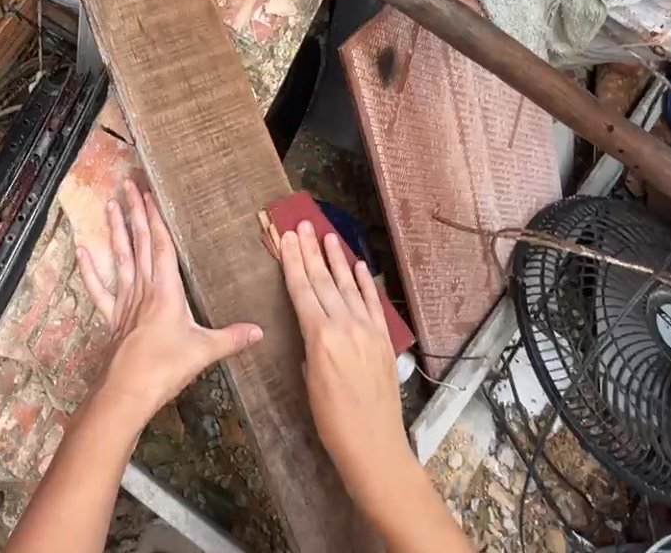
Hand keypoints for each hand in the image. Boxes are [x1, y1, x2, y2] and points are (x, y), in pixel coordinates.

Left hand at [78, 182, 263, 415]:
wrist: (128, 390)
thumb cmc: (165, 368)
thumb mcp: (204, 351)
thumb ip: (231, 338)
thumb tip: (259, 331)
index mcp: (166, 290)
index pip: (161, 245)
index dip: (156, 218)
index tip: (149, 193)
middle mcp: (144, 288)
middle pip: (139, 242)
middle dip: (135, 212)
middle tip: (128, 184)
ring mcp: (125, 301)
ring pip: (120, 257)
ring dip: (115, 230)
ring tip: (109, 204)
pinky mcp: (112, 316)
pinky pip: (99, 288)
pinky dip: (90, 269)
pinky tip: (82, 250)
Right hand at [279, 221, 412, 497]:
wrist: (374, 446)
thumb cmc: (331, 421)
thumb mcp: (308, 380)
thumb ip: (310, 346)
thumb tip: (312, 329)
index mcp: (320, 336)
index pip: (303, 289)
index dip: (293, 261)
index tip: (287, 237)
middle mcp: (345, 326)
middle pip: (323, 281)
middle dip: (311, 251)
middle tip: (303, 224)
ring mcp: (368, 331)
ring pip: (348, 286)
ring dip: (336, 259)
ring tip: (327, 235)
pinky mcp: (384, 340)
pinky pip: (372, 304)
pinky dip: (364, 283)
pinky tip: (358, 265)